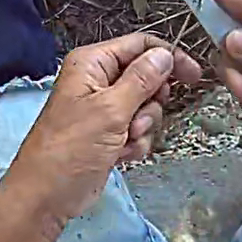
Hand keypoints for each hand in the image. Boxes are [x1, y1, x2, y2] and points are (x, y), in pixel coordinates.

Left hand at [0, 33, 201, 232]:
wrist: (47, 195)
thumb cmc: (71, 148)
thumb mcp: (110, 110)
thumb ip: (142, 79)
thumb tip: (164, 54)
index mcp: (92, 63)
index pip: (140, 45)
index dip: (168, 57)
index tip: (193, 75)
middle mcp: (98, 80)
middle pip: (147, 77)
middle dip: (149, 103)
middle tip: (137, 119)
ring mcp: (103, 108)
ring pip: (146, 107)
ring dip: (142, 127)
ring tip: (122, 140)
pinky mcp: (109, 133)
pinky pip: (138, 130)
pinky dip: (135, 143)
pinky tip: (120, 155)